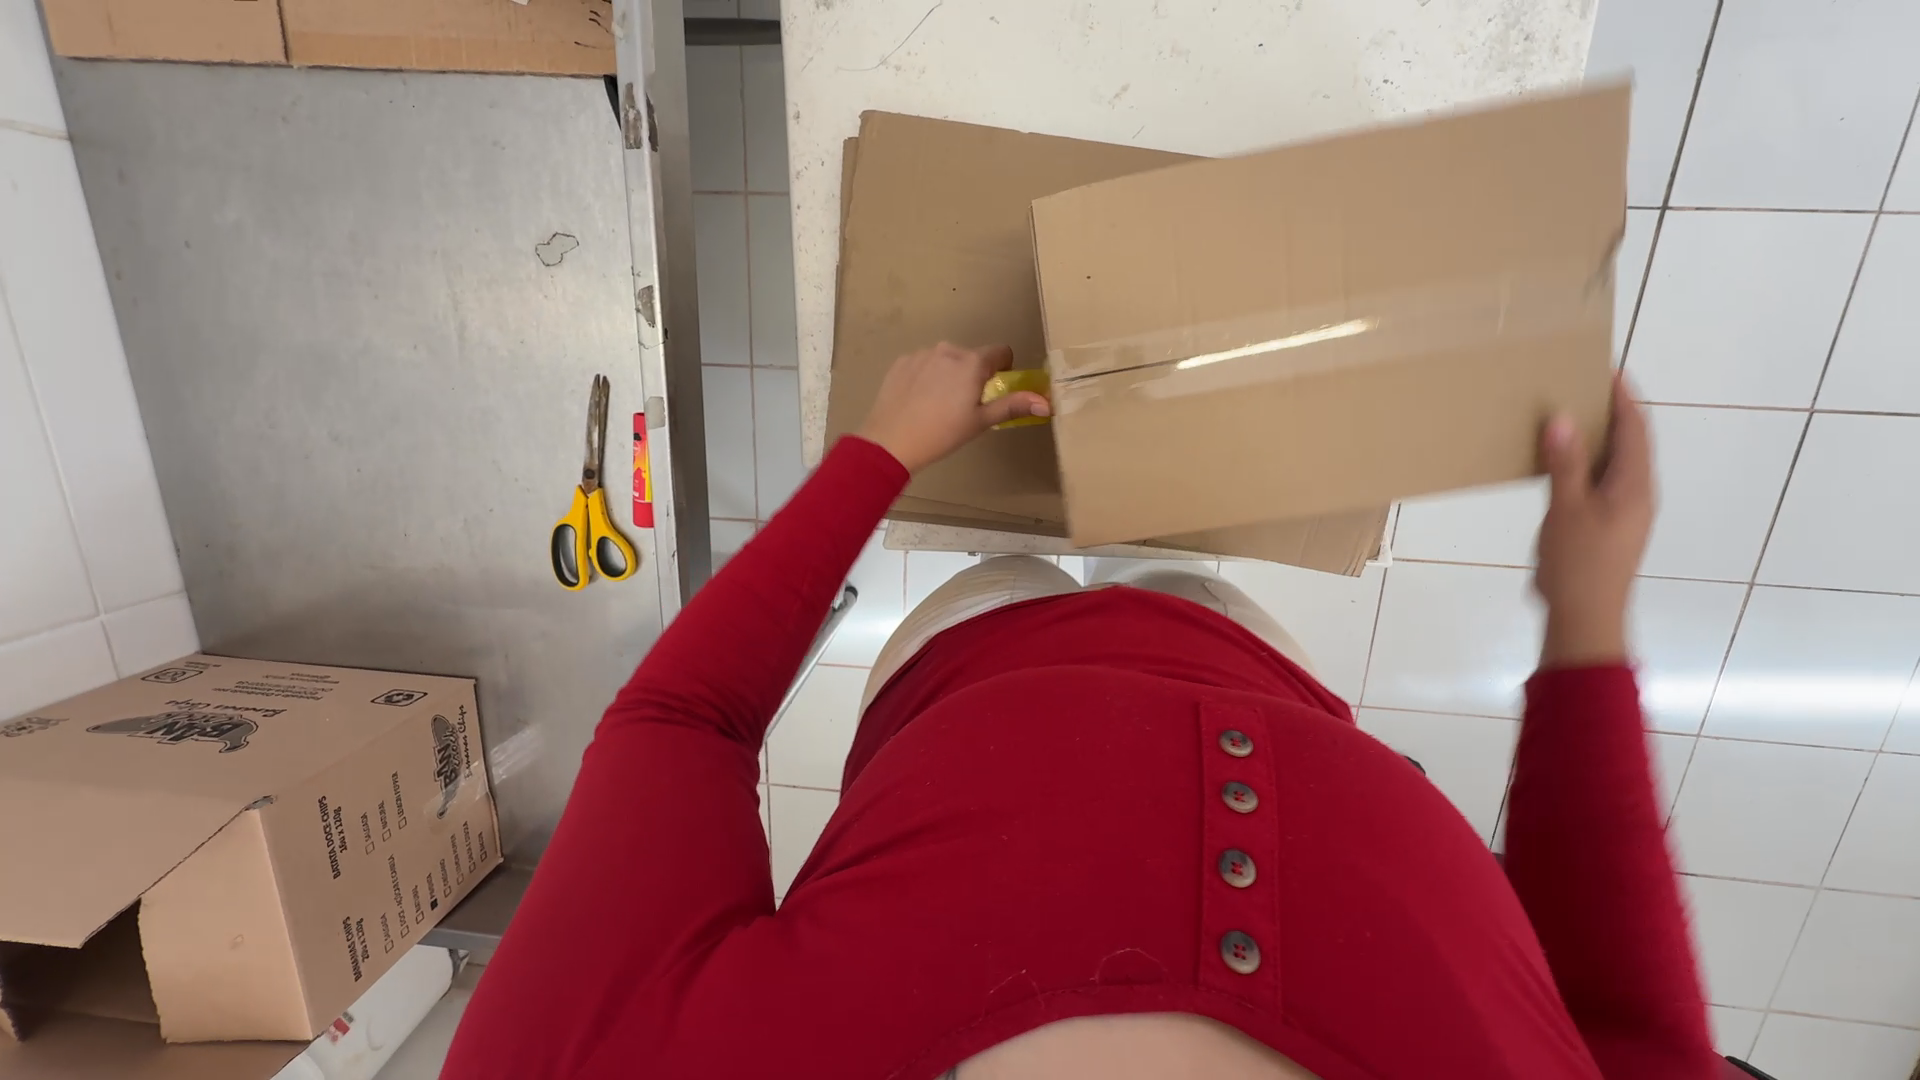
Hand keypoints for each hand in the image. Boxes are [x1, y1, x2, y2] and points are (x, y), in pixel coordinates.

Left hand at [855, 342, 1050, 472]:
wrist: (891, 440)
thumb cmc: (942, 434)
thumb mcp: (981, 421)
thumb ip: (1013, 406)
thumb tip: (1046, 403)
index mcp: (972, 362)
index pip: (1000, 351)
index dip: (1002, 369)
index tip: (992, 389)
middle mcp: (948, 350)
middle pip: (971, 356)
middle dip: (972, 374)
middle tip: (962, 405)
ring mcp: (922, 354)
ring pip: (946, 359)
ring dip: (948, 374)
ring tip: (937, 405)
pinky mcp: (902, 362)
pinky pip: (923, 364)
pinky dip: (926, 377)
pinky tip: (918, 400)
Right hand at [1534, 377, 1655, 668]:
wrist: (1585, 613)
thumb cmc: (1579, 560)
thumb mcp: (1567, 509)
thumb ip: (1566, 464)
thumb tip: (1562, 419)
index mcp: (1635, 485)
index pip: (1635, 430)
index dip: (1624, 399)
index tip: (1608, 370)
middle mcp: (1635, 494)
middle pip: (1628, 444)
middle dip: (1609, 415)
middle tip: (1580, 389)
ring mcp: (1621, 512)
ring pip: (1611, 464)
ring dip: (1592, 441)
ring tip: (1564, 421)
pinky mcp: (1603, 526)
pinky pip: (1596, 483)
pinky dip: (1581, 465)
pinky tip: (1556, 466)